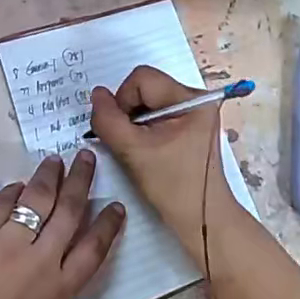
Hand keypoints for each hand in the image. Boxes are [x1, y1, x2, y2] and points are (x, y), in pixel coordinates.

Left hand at [0, 153, 124, 298]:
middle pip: (68, 211)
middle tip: (87, 156)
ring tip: (55, 159)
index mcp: (59, 291)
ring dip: (49, 176)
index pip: (92, 249)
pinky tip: (16, 185)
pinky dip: (11, 192)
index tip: (116, 204)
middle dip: (81, 181)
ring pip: (36, 199)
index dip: (107, 225)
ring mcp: (7, 243)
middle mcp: (40, 259)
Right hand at [88, 66, 232, 238]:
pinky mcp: (190, 124)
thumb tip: (97, 94)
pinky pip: (157, 112)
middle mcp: (197, 98)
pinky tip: (146, 148)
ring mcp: (195, 111)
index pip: (142, 79)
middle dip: (128, 111)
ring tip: (136, 146)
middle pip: (145, 87)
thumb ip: (108, 119)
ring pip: (148, 100)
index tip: (121, 131)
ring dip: (134, 120)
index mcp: (191, 99)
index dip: (122, 100)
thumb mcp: (133, 151)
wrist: (203, 219)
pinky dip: (144, 127)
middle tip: (127, 140)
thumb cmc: (173, 186)